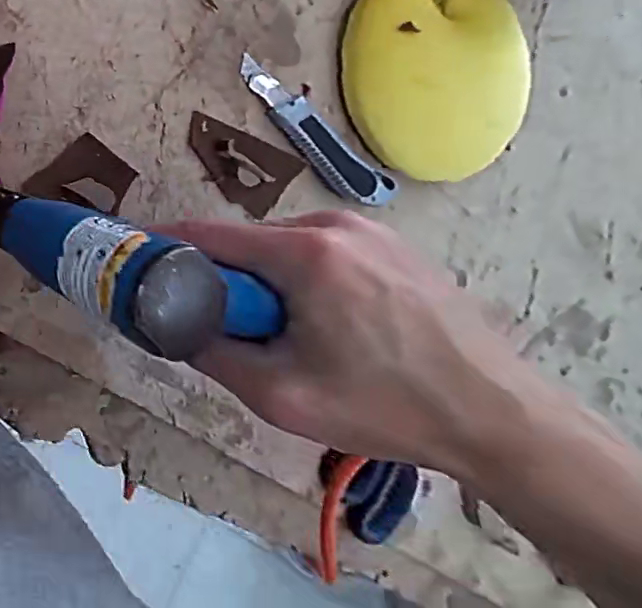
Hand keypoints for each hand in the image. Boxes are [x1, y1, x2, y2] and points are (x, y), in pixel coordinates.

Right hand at [156, 211, 551, 478]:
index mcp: (305, 252)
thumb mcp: (283, 396)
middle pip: (251, 242)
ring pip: (287, 245)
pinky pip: (324, 249)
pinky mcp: (391, 242)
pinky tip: (334, 322)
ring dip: (272, 280)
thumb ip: (215, 356)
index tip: (141, 255)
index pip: (211, 233)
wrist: (500, 416)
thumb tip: (178, 328)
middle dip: (230, 278)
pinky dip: (307, 277)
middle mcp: (333, 223)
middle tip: (234, 326)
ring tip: (295, 334)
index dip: (169, 244)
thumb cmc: (388, 407)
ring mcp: (368, 228)